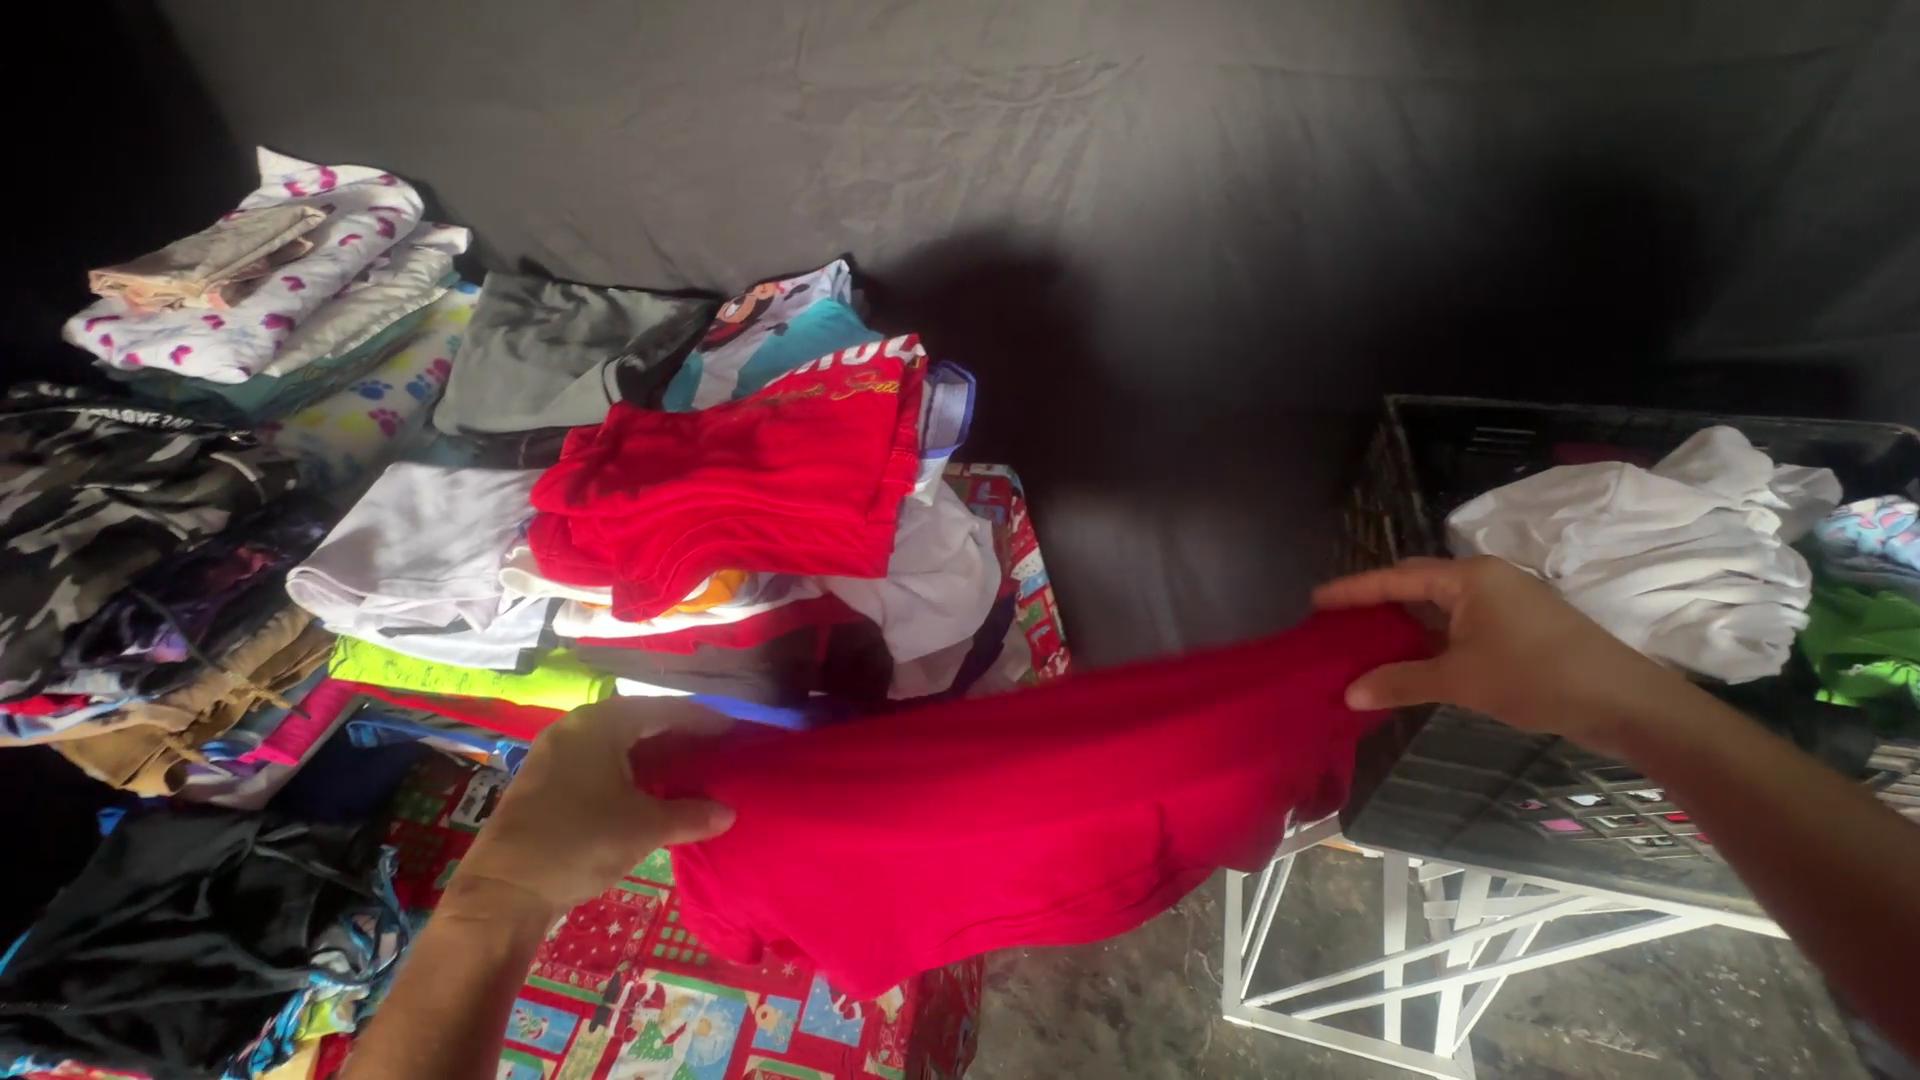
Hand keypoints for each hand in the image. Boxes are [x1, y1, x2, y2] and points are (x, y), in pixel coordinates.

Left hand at [444, 699, 735, 918]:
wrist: (502, 895)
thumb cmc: (579, 844)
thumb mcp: (644, 828)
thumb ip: (691, 815)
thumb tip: (729, 814)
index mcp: (600, 724)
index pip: (664, 710)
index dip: (701, 719)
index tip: (733, 728)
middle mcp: (576, 728)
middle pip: (640, 720)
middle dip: (679, 733)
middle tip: (715, 746)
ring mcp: (556, 753)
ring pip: (618, 742)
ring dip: (654, 752)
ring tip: (690, 765)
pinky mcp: (547, 780)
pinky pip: (600, 760)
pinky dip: (631, 768)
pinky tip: (651, 787)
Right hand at [1312, 555, 1691, 756]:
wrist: (1628, 704)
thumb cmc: (1537, 677)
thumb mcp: (1459, 680)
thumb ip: (1399, 681)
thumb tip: (1349, 693)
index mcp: (1468, 578)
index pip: (1394, 578)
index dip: (1352, 590)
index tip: (1315, 600)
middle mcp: (1484, 579)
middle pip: (1414, 584)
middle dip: (1374, 602)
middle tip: (1335, 621)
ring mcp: (1505, 601)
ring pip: (1437, 606)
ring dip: (1402, 623)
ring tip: (1362, 641)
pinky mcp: (1518, 626)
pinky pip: (1458, 622)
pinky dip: (1428, 637)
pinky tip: (1408, 657)